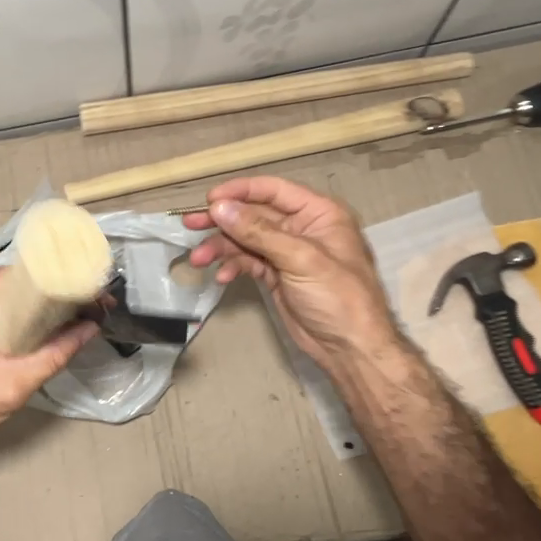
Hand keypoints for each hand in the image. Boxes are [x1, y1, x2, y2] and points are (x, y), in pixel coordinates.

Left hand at [0, 271, 96, 466]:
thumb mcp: (16, 382)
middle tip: (88, 304)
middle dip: (52, 292)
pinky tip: (47, 322)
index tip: (88, 293)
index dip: (56, 282)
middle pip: (15, 280)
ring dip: (39, 302)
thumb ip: (55, 353)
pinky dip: (22, 310)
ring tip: (75, 312)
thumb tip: (91, 327)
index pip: (20, 275)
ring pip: (9, 291)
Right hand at [183, 176, 402, 368]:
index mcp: (318, 214)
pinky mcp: (276, 275)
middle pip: (253, 215)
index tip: (209, 200)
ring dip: (221, 248)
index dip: (240, 191)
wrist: (350, 349)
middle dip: (222, 221)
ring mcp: (287, 253)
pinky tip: (222, 277)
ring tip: (198, 260)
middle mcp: (302, 228)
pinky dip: (232, 267)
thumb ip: (258, 232)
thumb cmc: (338, 298)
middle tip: (189, 225)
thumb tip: (219, 208)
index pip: (274, 191)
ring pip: (245, 240)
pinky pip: (247, 262)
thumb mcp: (301, 259)